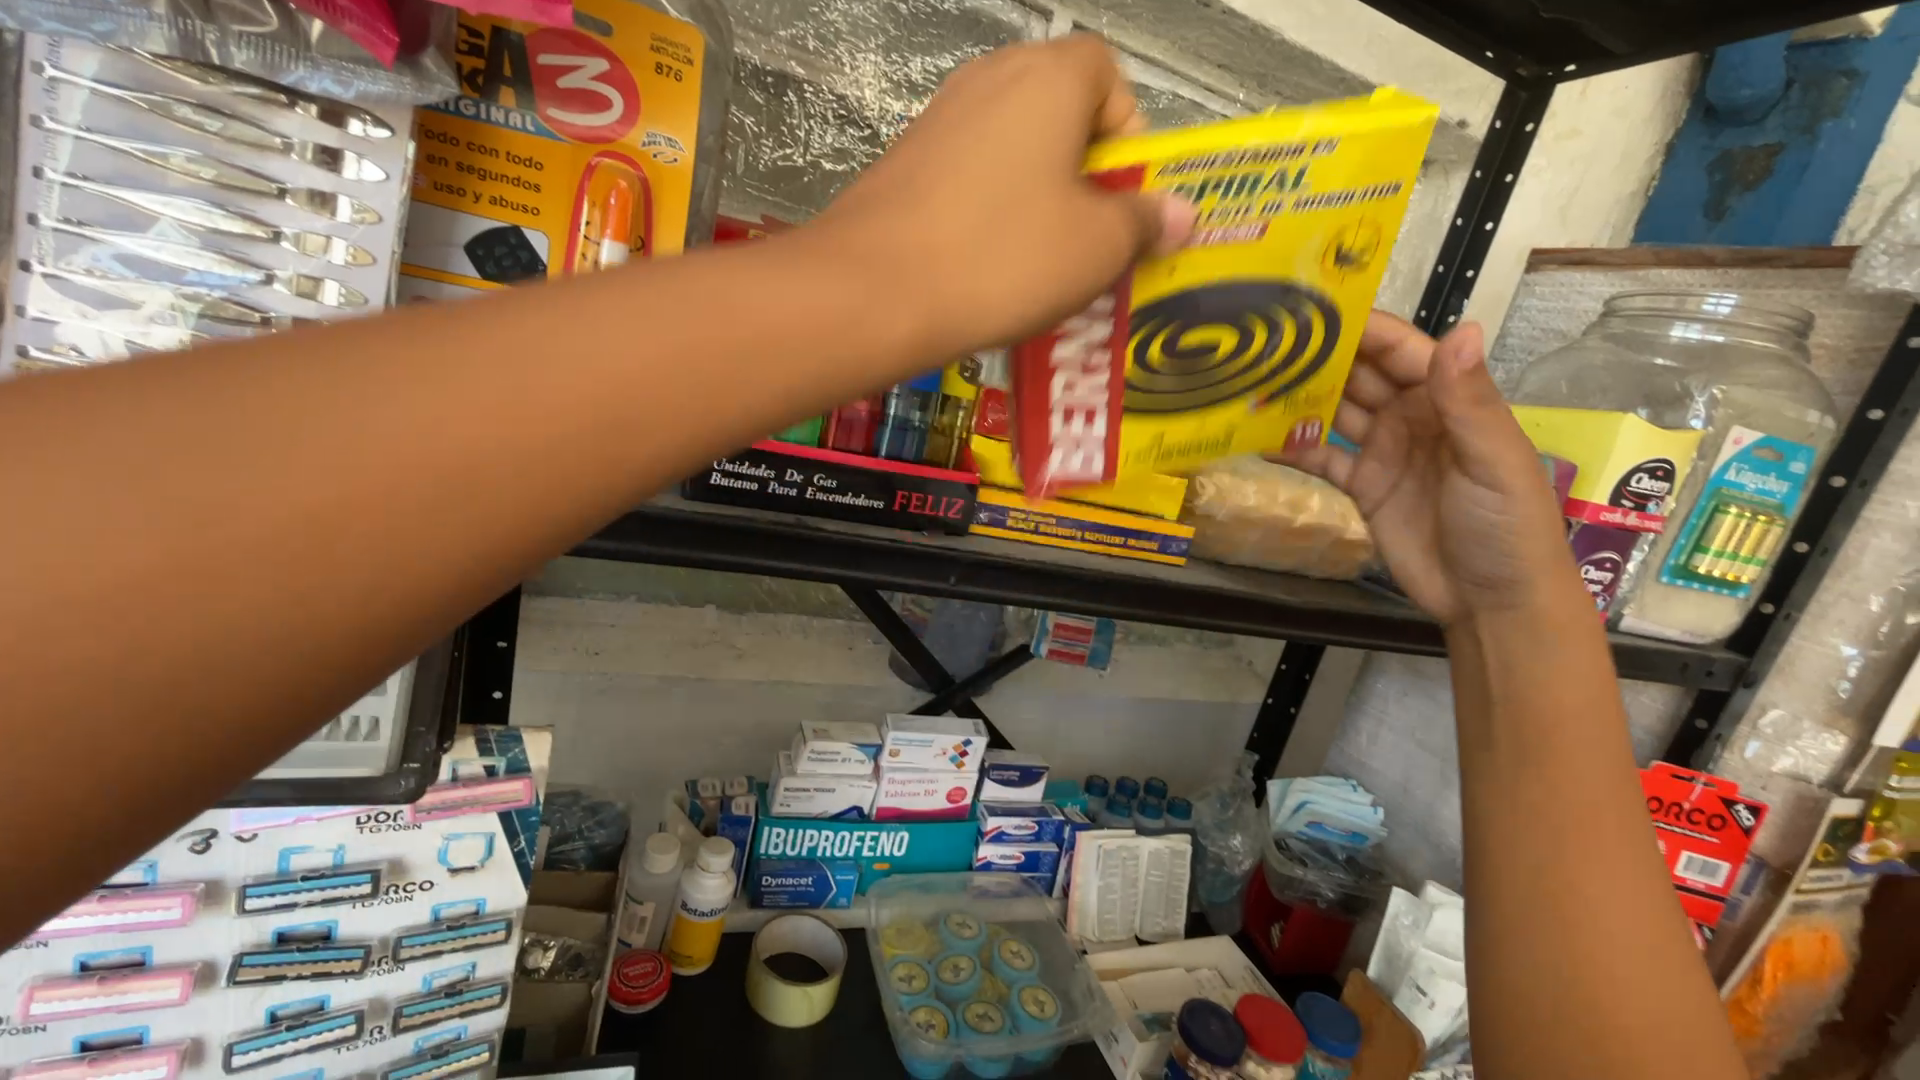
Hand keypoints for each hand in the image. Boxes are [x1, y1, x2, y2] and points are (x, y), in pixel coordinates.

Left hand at [810, 36, 1194, 360]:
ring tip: (1037, 262)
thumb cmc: (1003, 258)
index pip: (1107, 73)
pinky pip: (967, 176)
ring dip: (1035, 196)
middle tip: (1087, 237)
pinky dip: (987, 210)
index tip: (1122, 196)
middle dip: (1083, 171)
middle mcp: (989, 79)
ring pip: (1011, 149)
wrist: (873, 291)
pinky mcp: (903, 163)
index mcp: (1048, 78)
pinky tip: (984, 265)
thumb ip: (1144, 222)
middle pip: (1058, 110)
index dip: (1126, 133)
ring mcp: (938, 119)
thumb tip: (1180, 213)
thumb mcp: (1096, 248)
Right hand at [1282, 314, 1581, 626]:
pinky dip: (1293, 448)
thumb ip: (1469, 399)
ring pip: (1335, 412)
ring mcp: (1383, 451)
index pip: (1400, 350)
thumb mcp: (1493, 459)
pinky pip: (1322, 459)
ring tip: (1249, 383)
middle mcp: (1411, 416)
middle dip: (1319, 358)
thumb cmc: (1506, 524)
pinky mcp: (1361, 487)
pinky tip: (1256, 438)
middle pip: (1359, 376)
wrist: (1491, 601)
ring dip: (1299, 398)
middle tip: (1263, 344)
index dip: (1362, 329)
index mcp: (1447, 399)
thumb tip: (1461, 328)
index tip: (1312, 312)